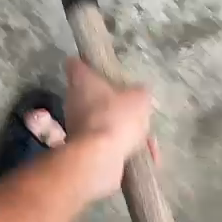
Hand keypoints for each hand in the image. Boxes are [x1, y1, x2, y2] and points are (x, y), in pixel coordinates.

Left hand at [60, 56, 154, 203]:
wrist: (99, 158)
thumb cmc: (116, 117)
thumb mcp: (139, 99)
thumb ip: (140, 92)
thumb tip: (140, 93)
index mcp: (81, 78)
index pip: (76, 63)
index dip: (88, 65)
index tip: (103, 71)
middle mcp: (73, 98)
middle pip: (96, 95)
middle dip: (120, 107)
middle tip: (139, 115)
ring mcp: (76, 123)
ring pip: (105, 121)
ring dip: (126, 132)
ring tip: (149, 144)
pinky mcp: (82, 145)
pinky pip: (106, 142)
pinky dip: (123, 149)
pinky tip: (145, 158)